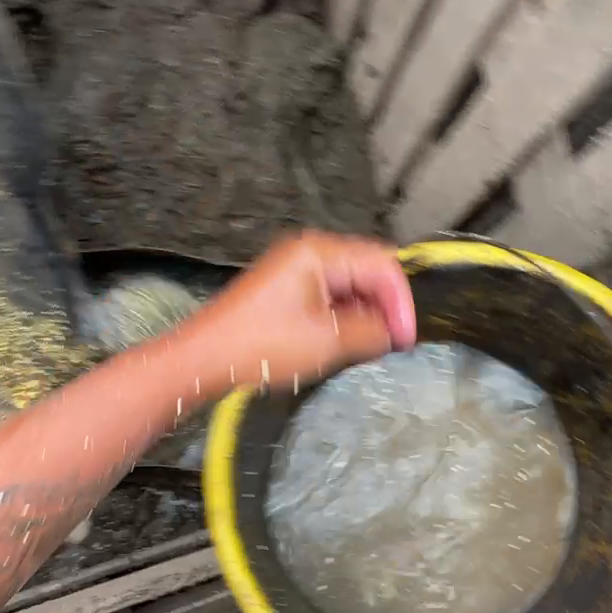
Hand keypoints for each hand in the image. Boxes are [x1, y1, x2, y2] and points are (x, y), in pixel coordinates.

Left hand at [180, 232, 417, 390]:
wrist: (204, 360)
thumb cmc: (261, 346)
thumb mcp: (327, 340)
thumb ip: (370, 331)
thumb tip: (393, 332)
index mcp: (318, 252)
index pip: (382, 264)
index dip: (401, 301)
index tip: (406, 338)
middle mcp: (308, 252)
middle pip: (366, 270)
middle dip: (385, 306)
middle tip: (394, 343)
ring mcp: (294, 271)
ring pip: (348, 286)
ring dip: (365, 314)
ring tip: (371, 346)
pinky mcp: (284, 292)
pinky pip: (328, 298)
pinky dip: (343, 317)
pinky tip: (345, 342)